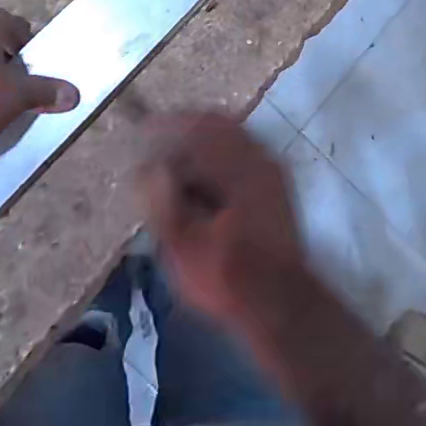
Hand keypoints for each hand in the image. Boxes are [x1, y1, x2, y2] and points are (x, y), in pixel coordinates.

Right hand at [140, 112, 308, 326]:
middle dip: (186, 135)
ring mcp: (273, 172)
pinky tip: (201, 188)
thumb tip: (147, 167)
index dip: (170, 122)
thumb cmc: (228, 273)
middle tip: (156, 150)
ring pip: (232, 143)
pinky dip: (219, 164)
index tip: (144, 128)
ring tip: (173, 172)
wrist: (280, 302)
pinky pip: (244, 160)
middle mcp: (261, 157)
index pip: (202, 123)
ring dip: (202, 150)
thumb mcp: (182, 242)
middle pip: (220, 128)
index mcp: (239, 162)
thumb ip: (162, 199)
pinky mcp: (277, 190)